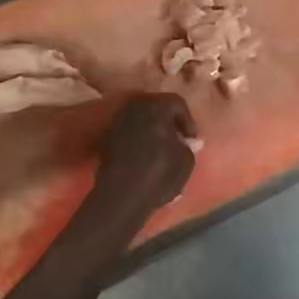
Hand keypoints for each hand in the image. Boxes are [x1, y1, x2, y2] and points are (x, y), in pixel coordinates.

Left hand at [90, 93, 197, 221]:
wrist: (121, 194)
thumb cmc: (160, 172)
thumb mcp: (186, 161)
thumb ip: (188, 146)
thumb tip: (188, 141)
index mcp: (156, 105)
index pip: (178, 103)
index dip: (188, 122)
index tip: (192, 141)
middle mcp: (135, 106)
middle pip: (157, 109)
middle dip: (168, 124)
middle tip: (177, 143)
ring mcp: (118, 120)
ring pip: (141, 120)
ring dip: (152, 132)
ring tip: (160, 153)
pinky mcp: (106, 137)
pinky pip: (128, 133)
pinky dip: (137, 141)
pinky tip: (143, 159)